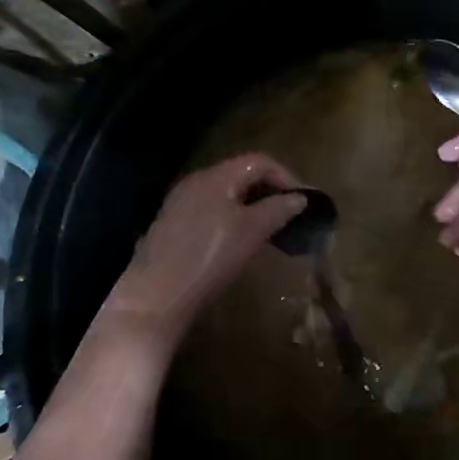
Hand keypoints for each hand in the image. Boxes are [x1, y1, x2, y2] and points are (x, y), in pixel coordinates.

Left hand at [97, 153, 305, 344]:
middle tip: (289, 216)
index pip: (260, 161)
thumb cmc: (209, 258)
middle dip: (271, 191)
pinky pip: (213, 209)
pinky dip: (235, 217)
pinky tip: (240, 242)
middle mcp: (196, 182)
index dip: (287, 177)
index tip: (302, 203)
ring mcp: (181, 203)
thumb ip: (279, 209)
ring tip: (270, 230)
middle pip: (242, 174)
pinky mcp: (174, 225)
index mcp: (215, 177)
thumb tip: (300, 198)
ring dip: (254, 206)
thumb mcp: (252, 232)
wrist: (156, 298)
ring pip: (228, 193)